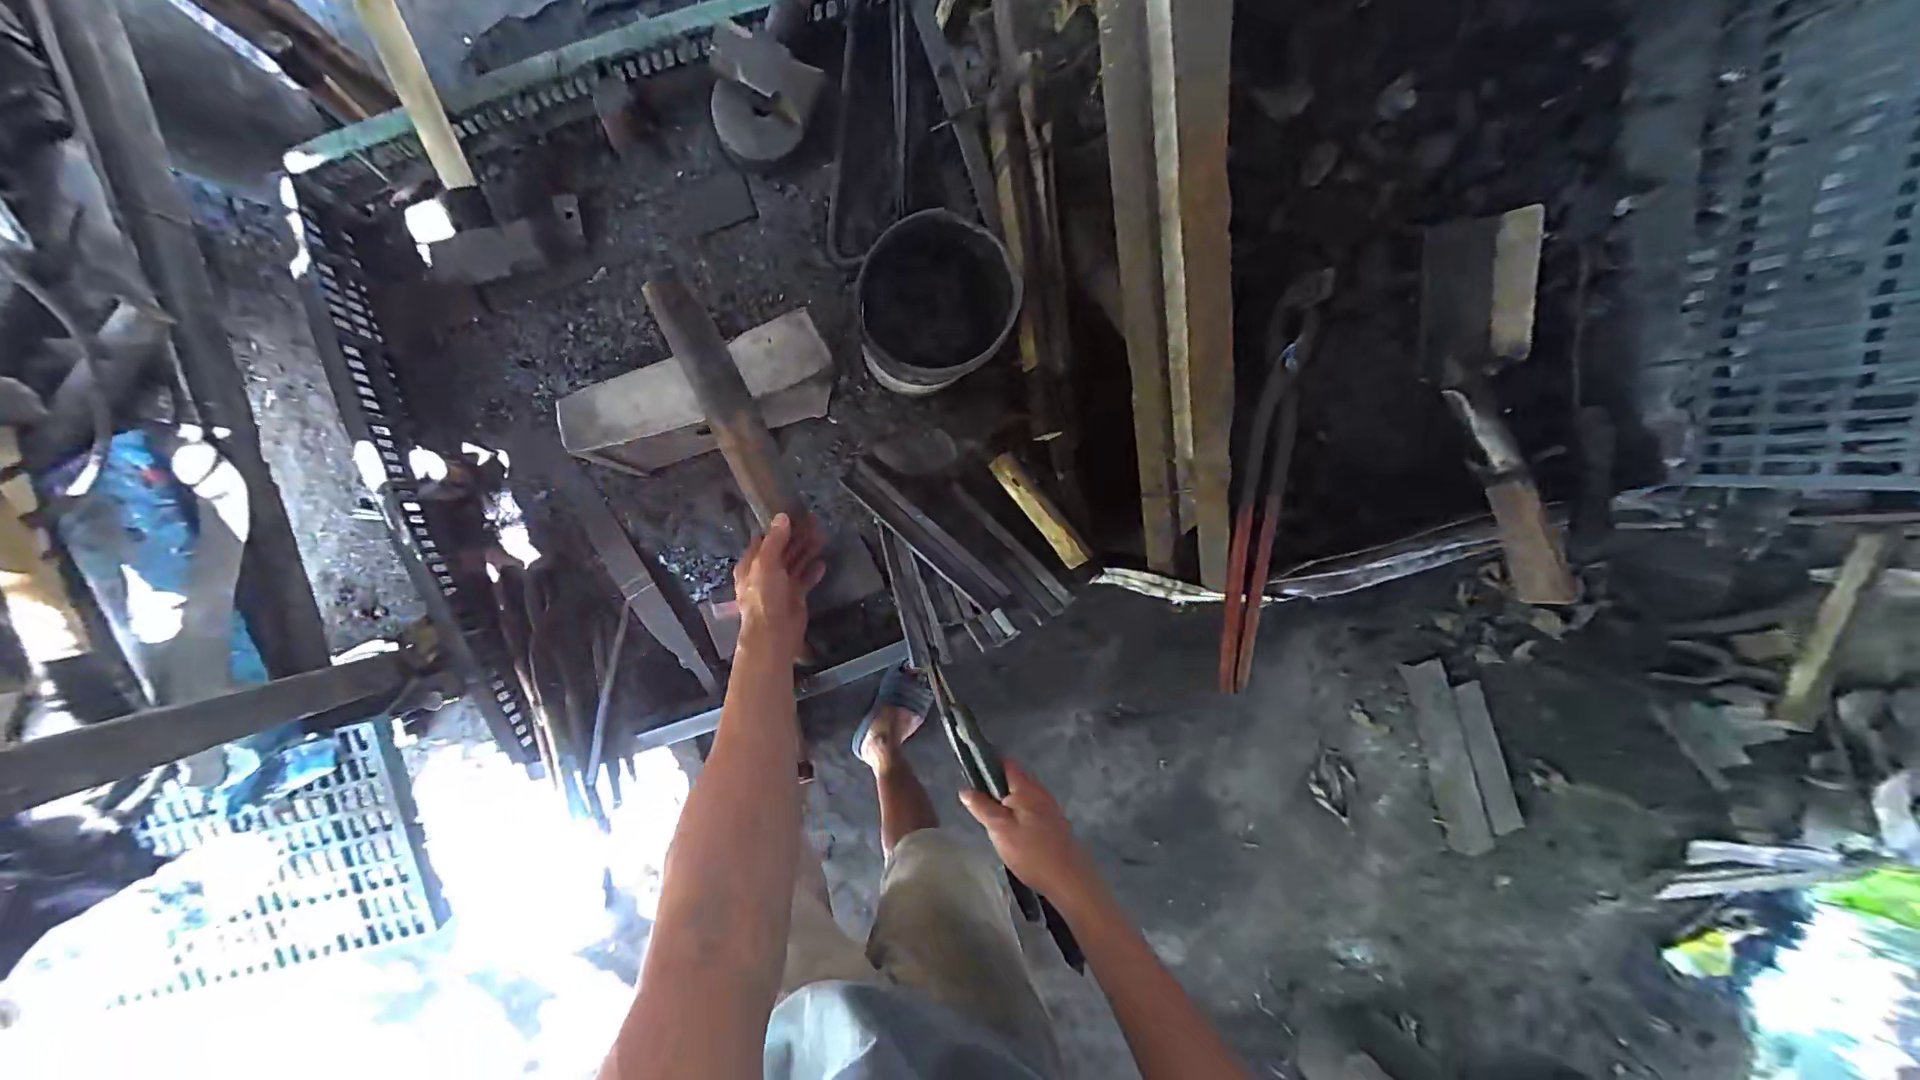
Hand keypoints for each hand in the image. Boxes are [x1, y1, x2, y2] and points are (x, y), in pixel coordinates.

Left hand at [733, 512, 824, 662]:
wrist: (774, 632)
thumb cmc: (764, 596)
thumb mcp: (766, 563)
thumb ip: (774, 540)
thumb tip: (782, 517)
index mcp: (751, 565)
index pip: (763, 541)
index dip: (778, 528)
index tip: (795, 515)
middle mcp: (764, 574)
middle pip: (782, 550)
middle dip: (796, 537)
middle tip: (814, 523)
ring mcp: (780, 586)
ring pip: (794, 563)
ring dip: (807, 551)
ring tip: (822, 537)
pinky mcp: (794, 597)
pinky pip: (804, 580)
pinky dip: (812, 572)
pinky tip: (822, 564)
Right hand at [959, 760, 1098, 905]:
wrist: (1068, 879)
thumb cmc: (1030, 851)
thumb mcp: (999, 828)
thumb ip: (982, 807)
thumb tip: (965, 790)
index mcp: (1026, 787)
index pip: (1007, 763)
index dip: (989, 765)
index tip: (974, 778)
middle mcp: (1040, 792)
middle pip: (1016, 779)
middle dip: (998, 787)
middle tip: (982, 805)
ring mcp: (1051, 808)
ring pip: (1025, 796)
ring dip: (1010, 803)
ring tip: (996, 822)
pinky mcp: (1055, 824)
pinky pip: (1033, 810)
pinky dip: (1021, 814)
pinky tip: (1016, 833)